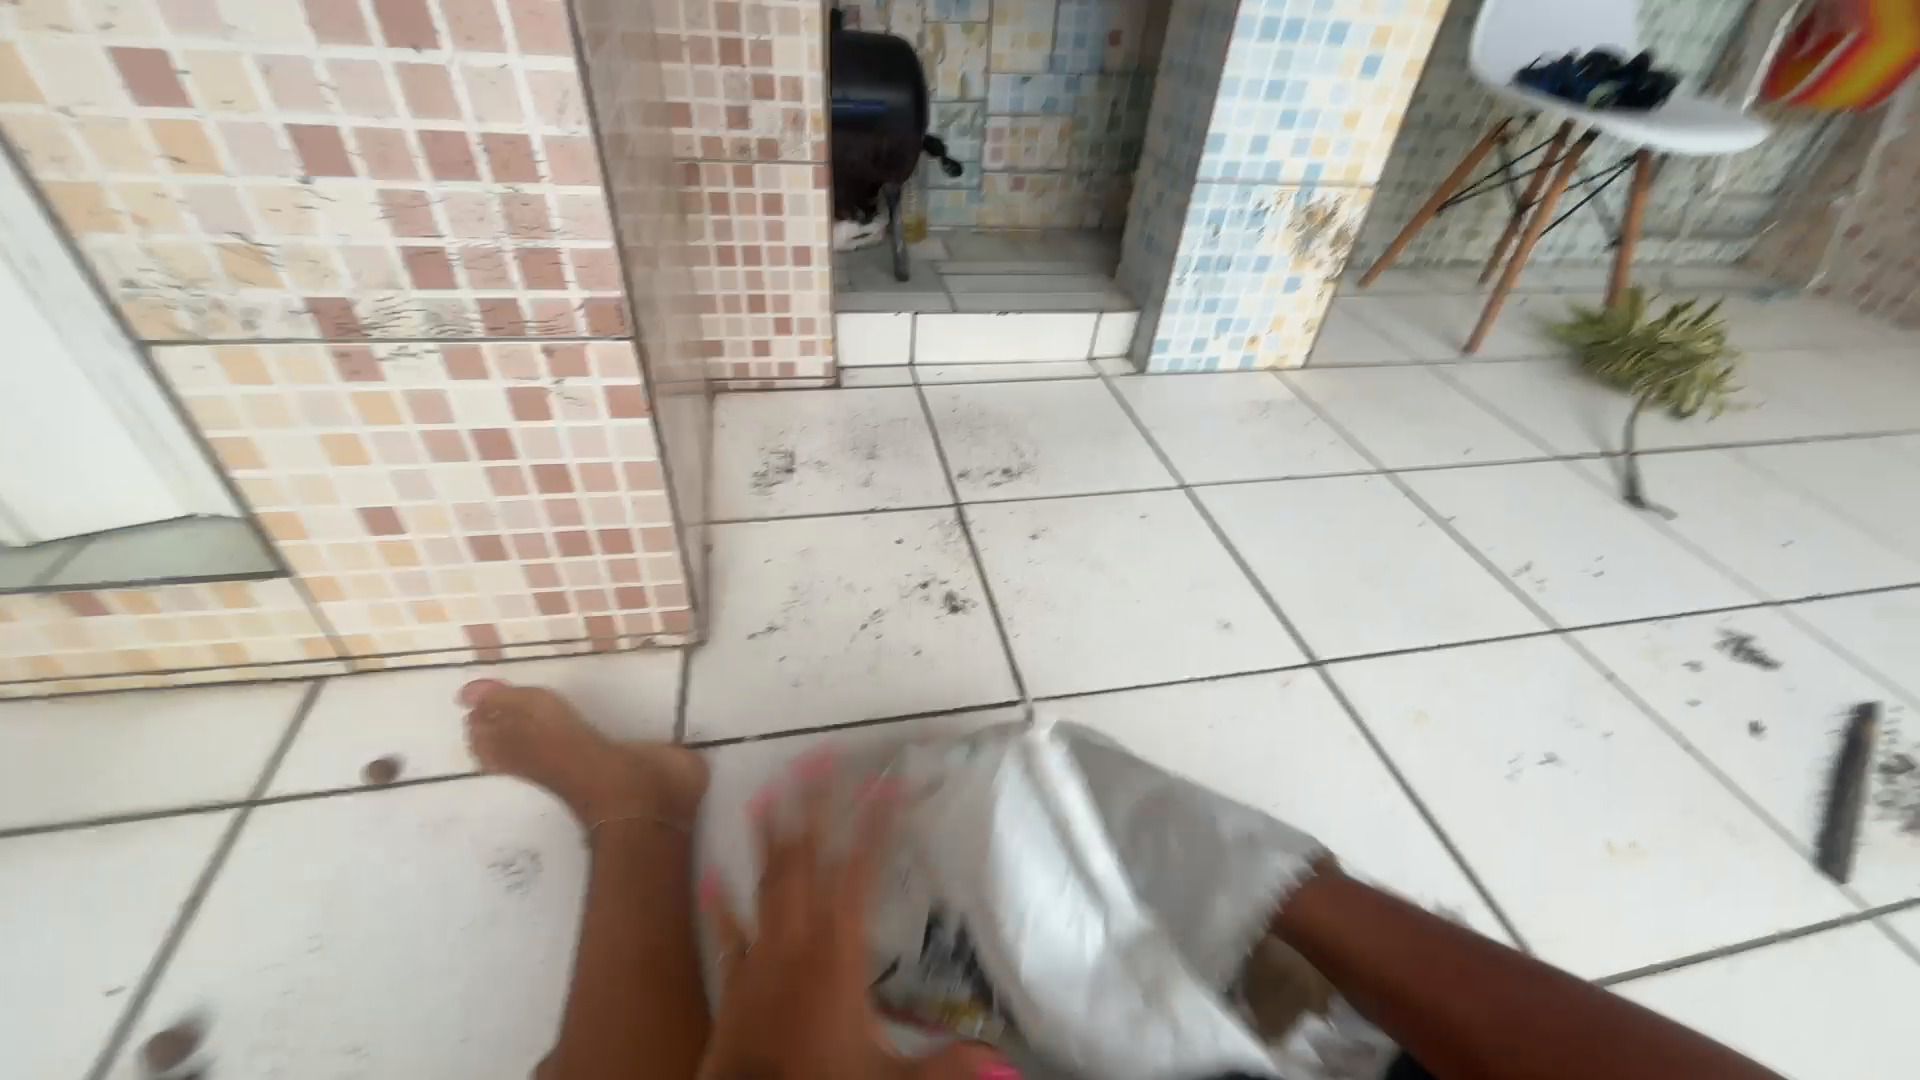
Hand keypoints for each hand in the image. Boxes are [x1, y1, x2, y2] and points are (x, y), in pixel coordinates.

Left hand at [698, 757, 1013, 1079]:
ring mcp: (762, 950)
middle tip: (820, 758)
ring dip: (770, 833)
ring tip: (772, 789)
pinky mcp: (736, 975)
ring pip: (768, 879)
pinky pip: (727, 930)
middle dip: (814, 804)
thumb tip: (1004, 1061)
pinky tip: (710, 878)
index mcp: (839, 946)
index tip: (889, 782)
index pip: (862, 868)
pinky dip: (721, 903)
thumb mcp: (889, 1074)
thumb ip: (945, 1063)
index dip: (876, 822)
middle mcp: (798, 935)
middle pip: (807, 855)